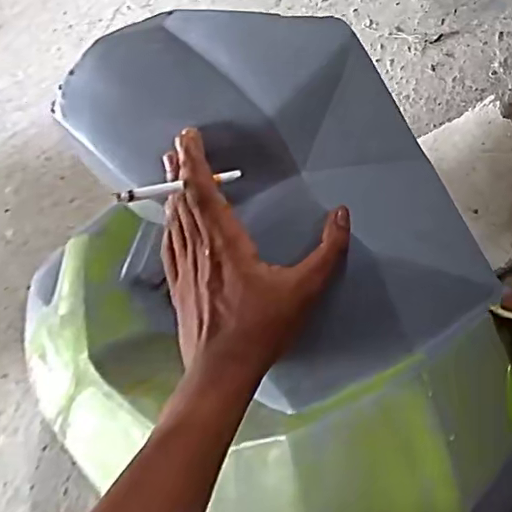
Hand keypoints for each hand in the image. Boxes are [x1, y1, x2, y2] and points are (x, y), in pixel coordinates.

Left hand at [160, 127, 349, 385]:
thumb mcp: (305, 289)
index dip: (196, 162)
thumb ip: (327, 251)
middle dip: (180, 169)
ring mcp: (184, 269)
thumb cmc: (262, 329)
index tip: (188, 137)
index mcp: (226, 244)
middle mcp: (200, 249)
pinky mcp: (178, 286)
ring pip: (175, 220)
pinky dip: (171, 221)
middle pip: (184, 200)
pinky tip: (171, 219)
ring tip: (171, 170)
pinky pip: (171, 243)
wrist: (221, 374)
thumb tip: (341, 214)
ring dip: (173, 191)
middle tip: (176, 143)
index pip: (205, 192)